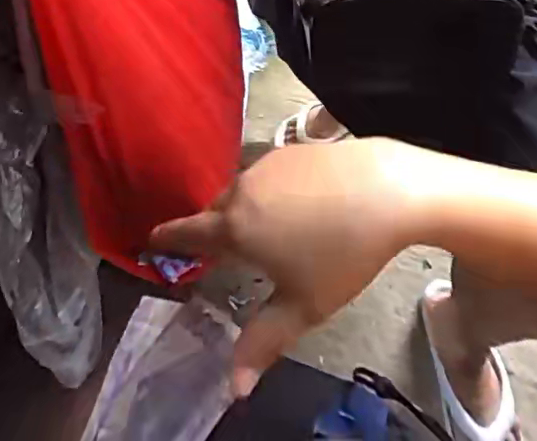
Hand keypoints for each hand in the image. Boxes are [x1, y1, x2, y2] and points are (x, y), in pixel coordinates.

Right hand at [149, 139, 434, 396]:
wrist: (385, 188)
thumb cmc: (341, 252)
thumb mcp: (303, 306)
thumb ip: (262, 343)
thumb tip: (233, 389)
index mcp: (237, 226)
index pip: (188, 232)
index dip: (168, 237)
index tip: (151, 237)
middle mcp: (244, 188)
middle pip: (215, 209)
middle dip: (210, 228)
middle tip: (217, 250)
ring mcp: (269, 163)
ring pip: (241, 189)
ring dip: (241, 209)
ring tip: (259, 230)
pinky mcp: (293, 149)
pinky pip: (265, 173)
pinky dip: (266, 191)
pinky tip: (292, 204)